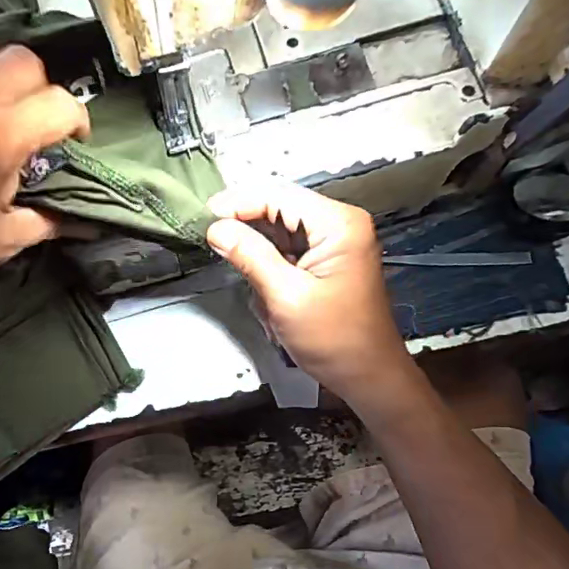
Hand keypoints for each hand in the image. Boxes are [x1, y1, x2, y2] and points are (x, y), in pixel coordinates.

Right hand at [204, 182, 412, 399]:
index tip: (201, 219)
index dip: (236, 203)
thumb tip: (216, 229)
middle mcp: (337, 223)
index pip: (277, 195)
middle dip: (241, 221)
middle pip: (277, 204)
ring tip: (226, 257)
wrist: (366, 373)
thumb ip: (250, 257)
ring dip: (251, 241)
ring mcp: (331, 240)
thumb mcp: (285, 296)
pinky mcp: (323, 258)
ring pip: (277, 224)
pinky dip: (264, 256)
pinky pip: (284, 244)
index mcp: (338, 224)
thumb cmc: (333, 338)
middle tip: (206, 237)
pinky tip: (251, 273)